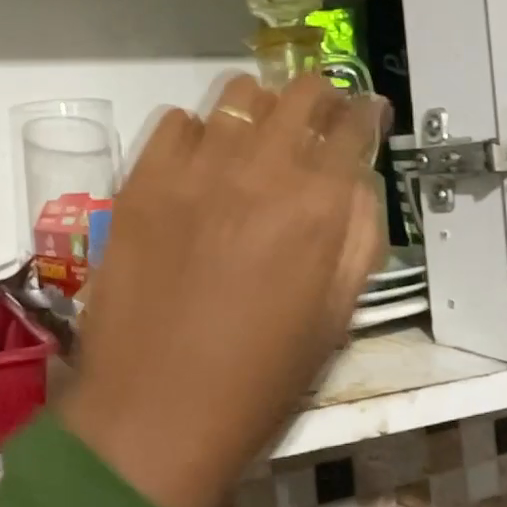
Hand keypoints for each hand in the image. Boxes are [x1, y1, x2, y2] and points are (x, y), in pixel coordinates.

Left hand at [59, 73, 387, 506]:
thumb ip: (357, 239)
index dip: (366, 113)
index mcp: (317, 208)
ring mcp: (193, 171)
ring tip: (257, 140)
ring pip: (237, 94)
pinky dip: (196, 132)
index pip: (354, 125)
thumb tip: (357, 184)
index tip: (366, 114)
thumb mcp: (334, 321)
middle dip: (319, 99)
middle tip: (317, 122)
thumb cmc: (256, 383)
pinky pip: (175, 122)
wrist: (152, 413)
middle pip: (300, 93)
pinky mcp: (140, 181)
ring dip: (259, 108)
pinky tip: (198, 164)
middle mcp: (259, 171)